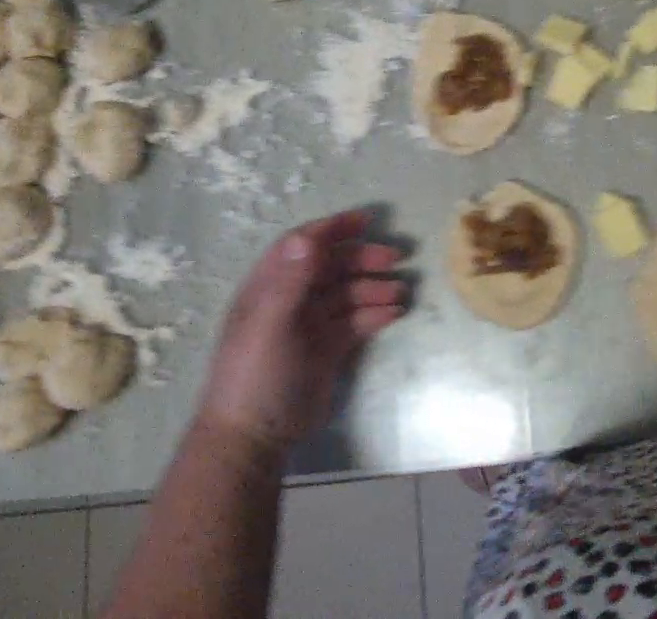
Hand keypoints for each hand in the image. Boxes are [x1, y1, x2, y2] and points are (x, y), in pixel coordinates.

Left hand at [196, 210, 406, 449]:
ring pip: (348, 293)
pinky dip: (376, 314)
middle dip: (363, 258)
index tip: (366, 220)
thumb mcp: (270, 324)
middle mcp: (291, 299)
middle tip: (396, 257)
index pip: (303, 245)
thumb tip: (308, 237)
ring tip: (402, 291)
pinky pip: (356, 321)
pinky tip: (396, 313)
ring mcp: (311, 324)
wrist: (254, 436)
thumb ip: (290, 281)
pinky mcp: (328, 348)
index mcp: (270, 286)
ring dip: (374, 287)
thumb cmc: (255, 374)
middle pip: (332, 266)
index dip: (332, 229)